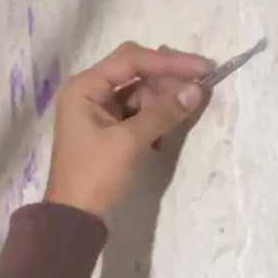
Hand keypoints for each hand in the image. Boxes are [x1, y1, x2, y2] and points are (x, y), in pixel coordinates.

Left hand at [43, 42, 214, 215]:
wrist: (74, 217)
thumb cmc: (95, 175)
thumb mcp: (130, 142)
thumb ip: (163, 113)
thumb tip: (197, 91)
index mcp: (84, 86)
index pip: (132, 60)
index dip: (169, 62)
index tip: (203, 69)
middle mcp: (88, 91)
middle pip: (136, 72)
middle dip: (167, 81)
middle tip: (198, 90)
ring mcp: (97, 110)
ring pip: (138, 93)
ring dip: (162, 103)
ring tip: (184, 114)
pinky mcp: (106, 128)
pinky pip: (135, 113)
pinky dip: (153, 118)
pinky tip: (165, 133)